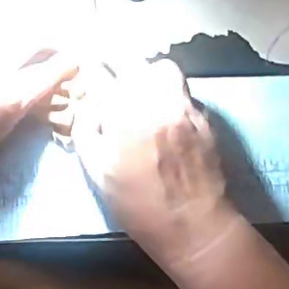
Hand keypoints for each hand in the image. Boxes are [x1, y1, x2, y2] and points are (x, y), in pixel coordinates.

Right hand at [69, 58, 242, 271]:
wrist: (194, 227)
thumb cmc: (138, 204)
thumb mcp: (97, 172)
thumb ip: (85, 132)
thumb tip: (87, 108)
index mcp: (125, 114)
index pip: (100, 74)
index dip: (88, 73)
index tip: (85, 79)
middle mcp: (156, 101)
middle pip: (132, 62)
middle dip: (116, 68)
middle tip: (110, 83)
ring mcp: (184, 107)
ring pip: (162, 69)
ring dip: (145, 75)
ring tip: (139, 94)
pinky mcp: (203, 117)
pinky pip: (181, 90)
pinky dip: (167, 94)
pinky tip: (162, 115)